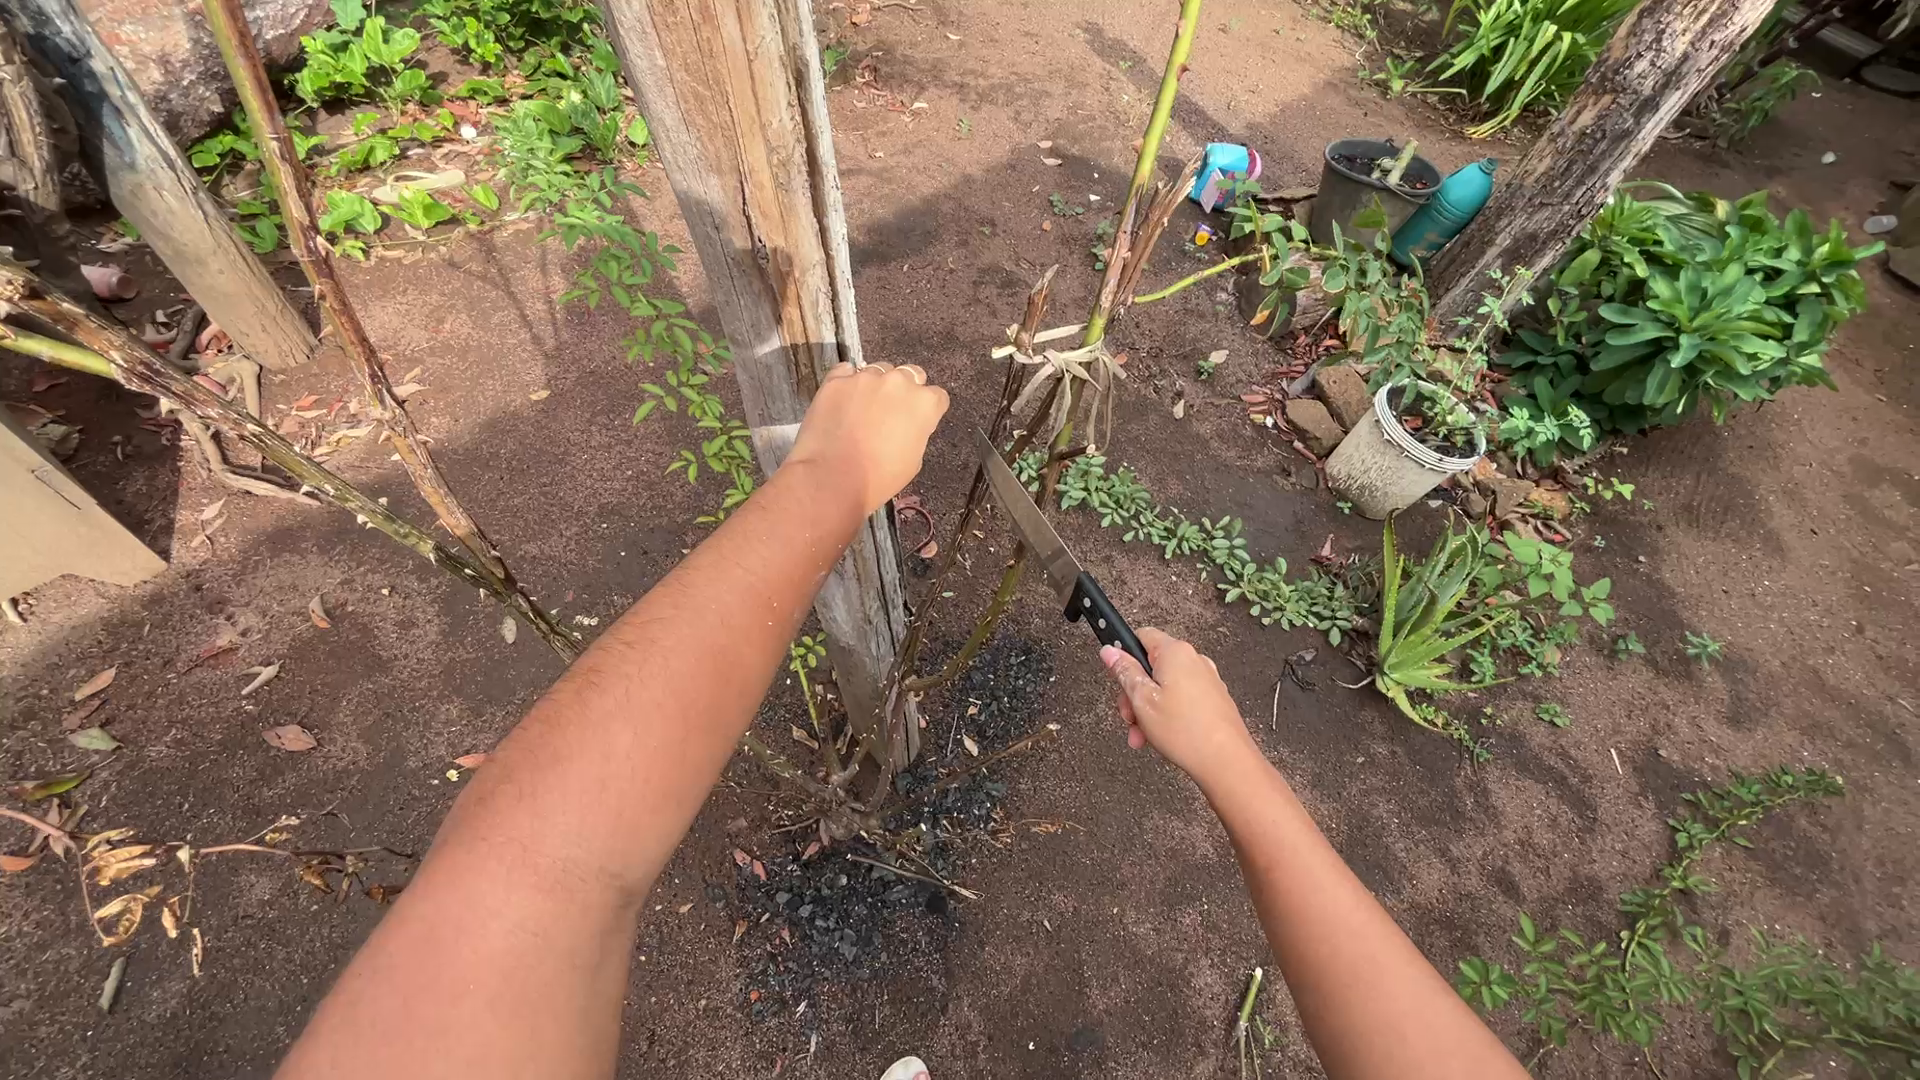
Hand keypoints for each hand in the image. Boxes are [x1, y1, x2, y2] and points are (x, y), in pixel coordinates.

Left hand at [785, 362, 949, 516]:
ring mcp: (865, 378)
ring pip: (877, 371)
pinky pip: (846, 372)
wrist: (833, 478)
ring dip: (875, 385)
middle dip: (904, 390)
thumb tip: (907, 424)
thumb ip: (916, 431)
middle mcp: (898, 383)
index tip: (918, 420)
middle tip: (890, 412)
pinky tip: (842, 401)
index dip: (927, 409)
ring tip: (862, 409)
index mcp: (924, 404)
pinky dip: (846, 383)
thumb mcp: (914, 460)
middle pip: (909, 374)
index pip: (936, 396)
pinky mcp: (836, 380)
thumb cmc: (879, 477)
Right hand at [1100, 628, 1260, 789]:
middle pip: (1151, 666)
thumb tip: (1110, 651)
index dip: (1124, 655)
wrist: (1226, 762)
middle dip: (1135, 692)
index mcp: (1175, 653)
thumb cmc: (1187, 731)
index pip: (1142, 636)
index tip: (1117, 677)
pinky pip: (1181, 699)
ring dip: (1148, 708)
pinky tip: (1161, 737)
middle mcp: (1194, 660)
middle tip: (1130, 716)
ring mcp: (1206, 680)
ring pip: (1164, 686)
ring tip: (1143, 735)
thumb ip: (1124, 671)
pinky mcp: (1213, 699)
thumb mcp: (1141, 699)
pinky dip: (1167, 714)